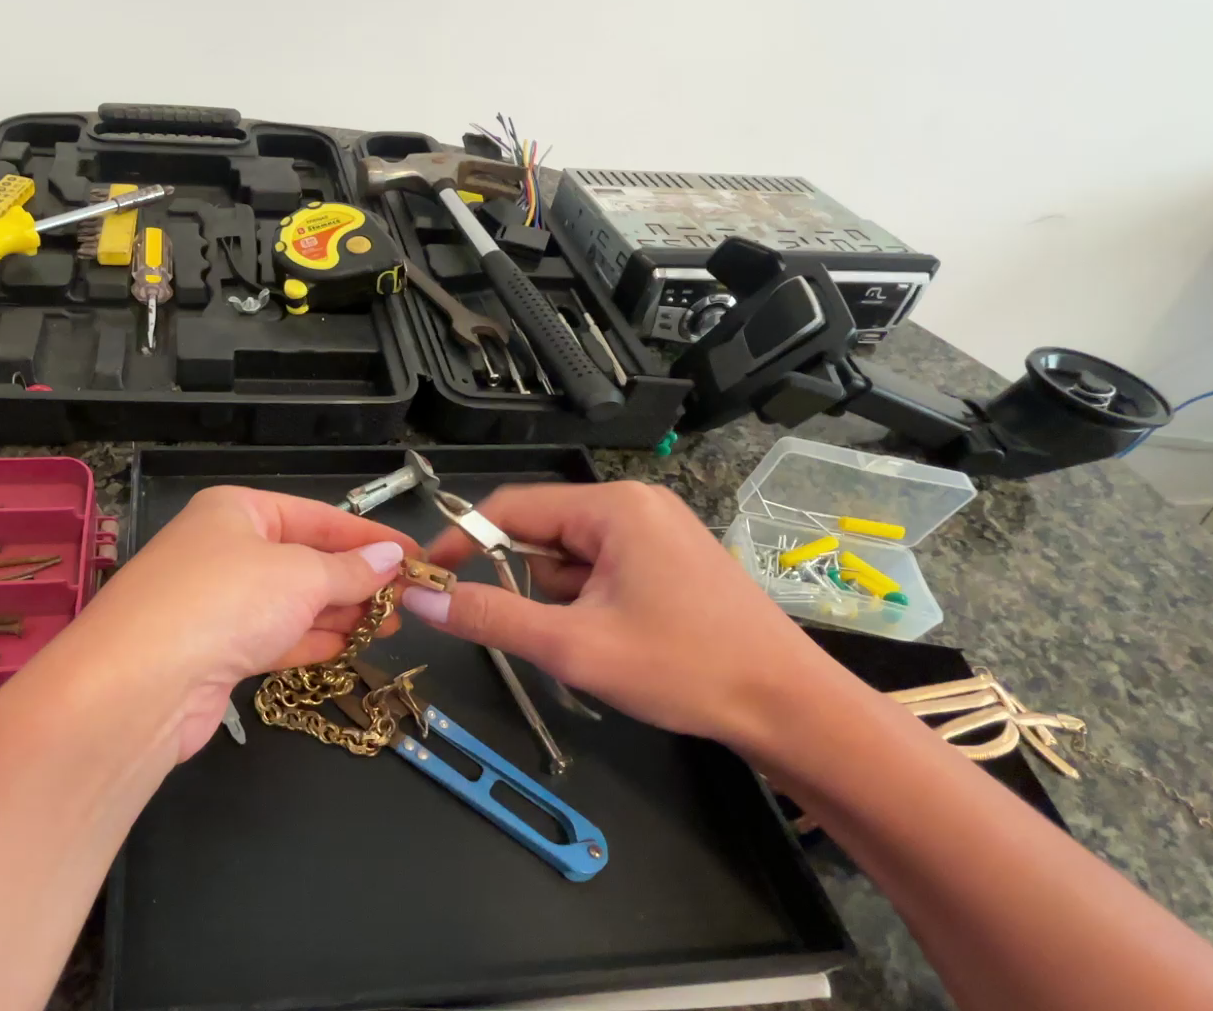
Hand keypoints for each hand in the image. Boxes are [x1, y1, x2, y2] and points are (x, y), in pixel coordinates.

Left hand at [73, 486, 416, 757]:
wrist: (141, 684)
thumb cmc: (225, 602)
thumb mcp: (300, 576)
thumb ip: (349, 570)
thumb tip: (390, 559)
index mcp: (235, 510)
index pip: (316, 516)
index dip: (368, 537)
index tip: (414, 555)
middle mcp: (223, 549)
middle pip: (303, 559)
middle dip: (356, 579)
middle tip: (407, 599)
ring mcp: (216, 602)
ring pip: (290, 602)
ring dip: (339, 613)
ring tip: (389, 624)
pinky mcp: (215, 650)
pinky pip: (274, 637)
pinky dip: (312, 640)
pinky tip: (351, 647)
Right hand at [401, 482, 840, 749]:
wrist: (792, 709)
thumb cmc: (684, 669)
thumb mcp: (572, 646)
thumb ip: (490, 616)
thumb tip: (421, 597)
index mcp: (613, 507)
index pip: (509, 508)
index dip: (463, 543)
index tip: (430, 579)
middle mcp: (635, 504)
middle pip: (541, 533)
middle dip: (533, 585)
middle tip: (553, 633)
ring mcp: (658, 529)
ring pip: (570, 557)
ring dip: (564, 600)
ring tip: (601, 642)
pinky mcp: (671, 557)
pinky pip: (602, 569)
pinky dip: (591, 603)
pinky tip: (622, 638)